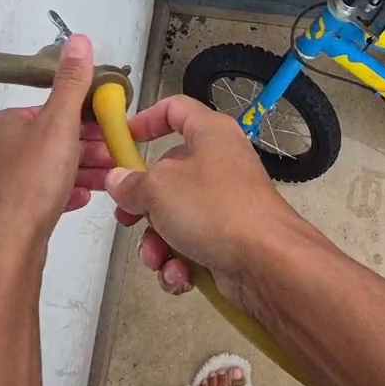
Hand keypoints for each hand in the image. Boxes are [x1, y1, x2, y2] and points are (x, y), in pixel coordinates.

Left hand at [0, 34, 116, 258]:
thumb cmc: (28, 187)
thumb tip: (78, 41)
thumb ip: (72, 84)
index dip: (83, 117)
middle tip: (114, 154)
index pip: (47, 109)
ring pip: (45, 169)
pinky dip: (62, 193)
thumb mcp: (59, 126)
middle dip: (85, 146)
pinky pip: (37, 195)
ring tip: (107, 178)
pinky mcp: (1, 214)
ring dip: (78, 170)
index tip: (109, 126)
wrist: (4, 254)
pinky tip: (81, 199)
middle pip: (48, 139)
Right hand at [101, 95, 320, 298]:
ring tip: (158, 258)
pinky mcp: (229, 238)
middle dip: (144, 204)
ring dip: (159, 241)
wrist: (267, 262)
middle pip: (169, 173)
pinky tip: (180, 275)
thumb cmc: (213, 208)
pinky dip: (181, 261)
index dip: (145, 120)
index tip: (121, 142)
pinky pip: (192, 244)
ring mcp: (226, 202)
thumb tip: (117, 179)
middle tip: (128, 219)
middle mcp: (220, 161)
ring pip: (176, 215)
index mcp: (210, 133)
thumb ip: (132, 183)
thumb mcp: (160, 189)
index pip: (174, 109)